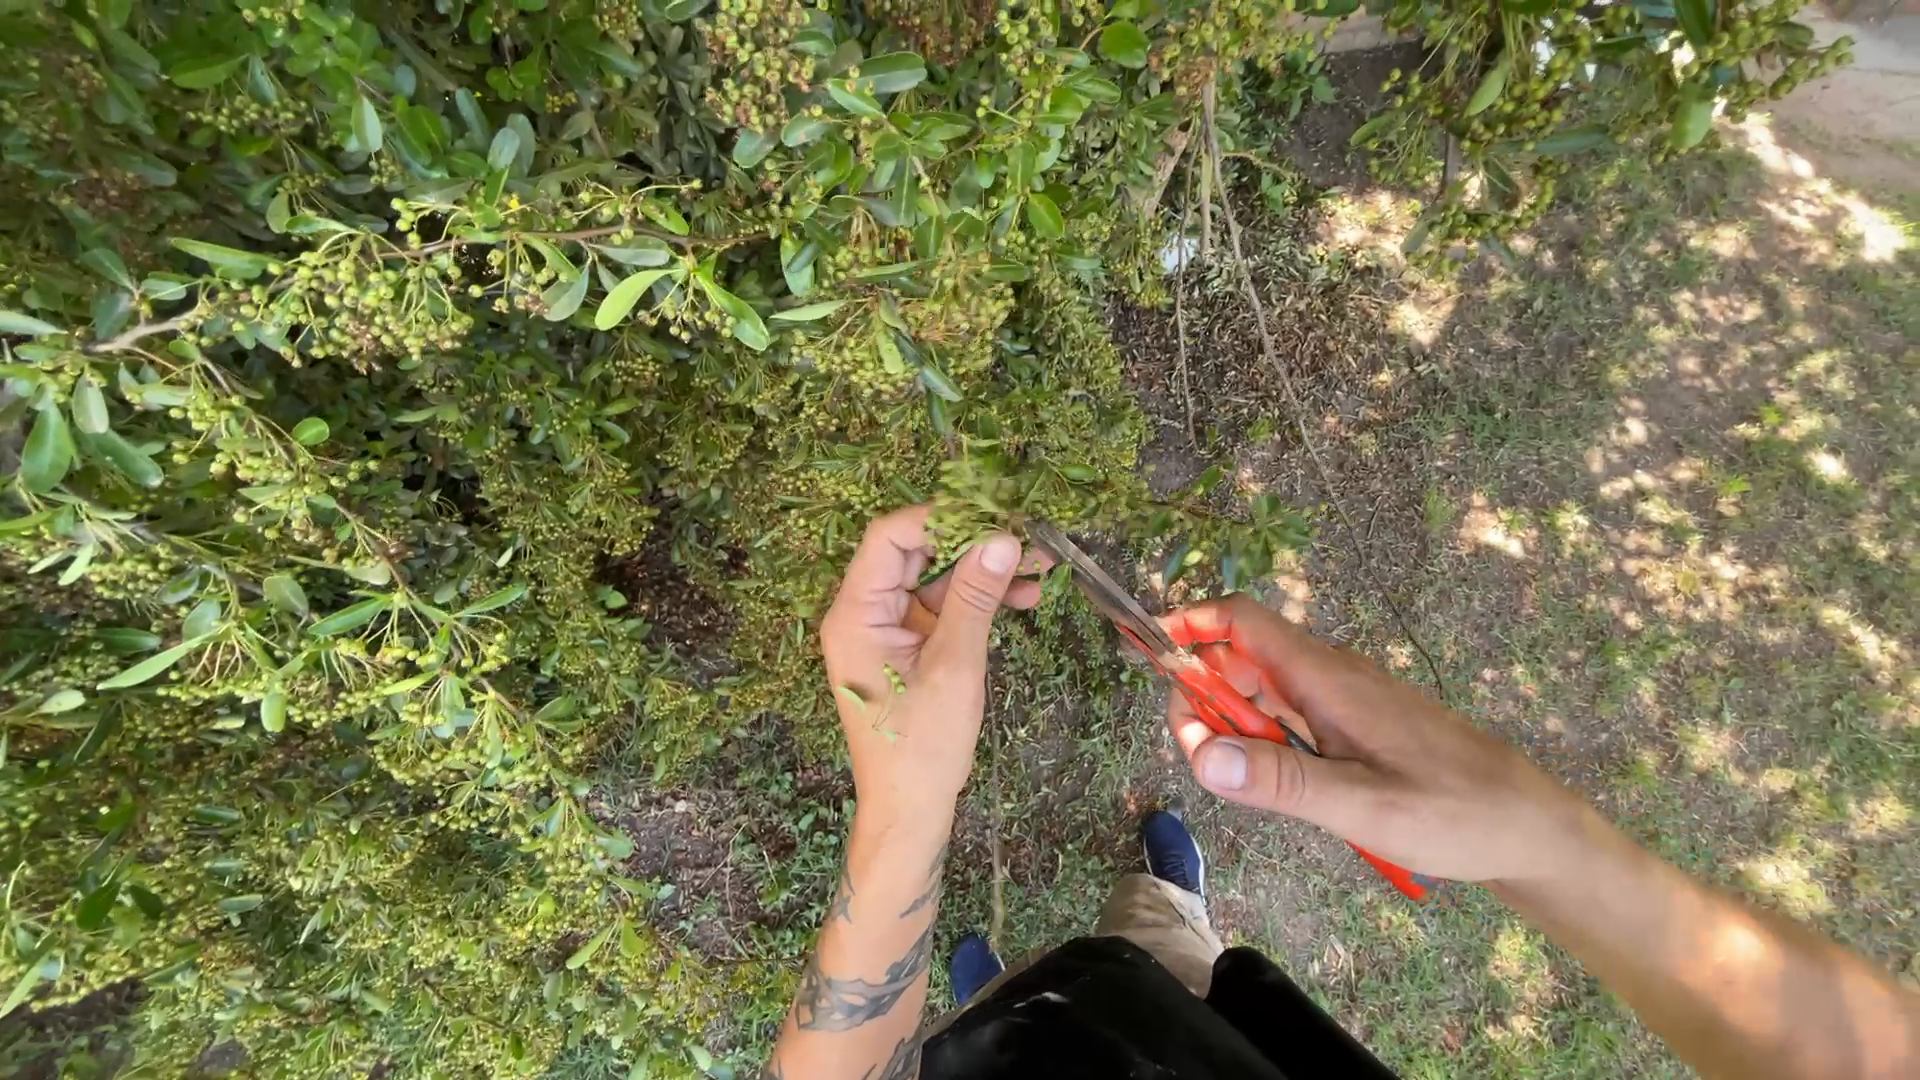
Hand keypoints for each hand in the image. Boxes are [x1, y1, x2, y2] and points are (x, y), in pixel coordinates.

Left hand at [819, 505, 1043, 821]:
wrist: (911, 809)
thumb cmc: (923, 744)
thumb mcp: (954, 665)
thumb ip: (975, 598)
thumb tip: (1003, 539)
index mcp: (856, 613)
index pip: (889, 538)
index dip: (940, 519)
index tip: (992, 516)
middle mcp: (864, 613)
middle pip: (915, 555)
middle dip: (971, 545)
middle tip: (1024, 540)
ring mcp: (887, 629)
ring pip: (934, 580)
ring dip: (982, 575)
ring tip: (1038, 569)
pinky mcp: (907, 646)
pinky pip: (941, 608)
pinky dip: (976, 603)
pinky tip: (1021, 599)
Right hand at [1160, 594, 1601, 883]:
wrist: (1536, 831)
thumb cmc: (1457, 813)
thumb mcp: (1366, 805)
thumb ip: (1282, 781)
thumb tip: (1201, 755)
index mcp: (1325, 676)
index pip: (1242, 620)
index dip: (1189, 622)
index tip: (1149, 649)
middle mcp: (1326, 675)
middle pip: (1239, 654)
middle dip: (1199, 687)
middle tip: (1192, 746)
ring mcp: (1339, 699)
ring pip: (1260, 686)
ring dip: (1228, 716)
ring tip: (1227, 769)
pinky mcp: (1349, 724)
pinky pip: (1285, 713)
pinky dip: (1258, 734)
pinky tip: (1267, 775)